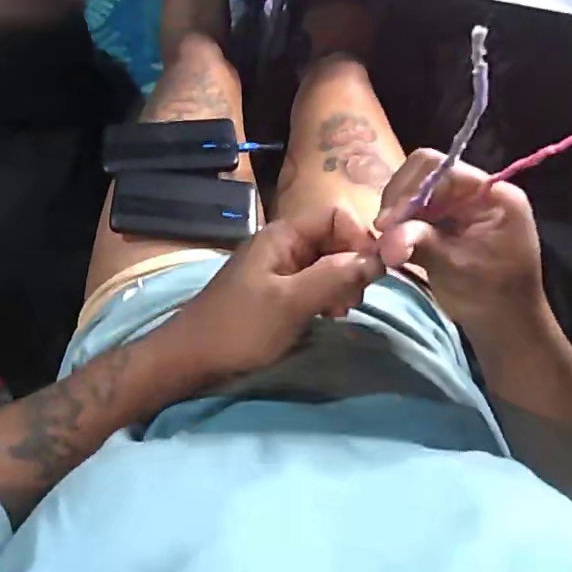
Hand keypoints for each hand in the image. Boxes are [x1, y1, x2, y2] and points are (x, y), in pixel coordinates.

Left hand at [164, 206, 384, 380]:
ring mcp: (278, 267)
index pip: (337, 215)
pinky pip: (314, 282)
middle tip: (351, 301)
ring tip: (339, 312)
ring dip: (341, 283)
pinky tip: (327, 316)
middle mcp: (282, 243)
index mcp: (283, 234)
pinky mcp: (277, 290)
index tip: (370, 273)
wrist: (191, 356)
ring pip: (327, 262)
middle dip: (352, 265)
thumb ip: (335, 276)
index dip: (359, 238)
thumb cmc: (240, 326)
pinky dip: (326, 296)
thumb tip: (379, 258)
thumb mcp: (292, 302)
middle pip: (335, 238)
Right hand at [373, 148, 544, 327]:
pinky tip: (392, 244)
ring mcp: (457, 205)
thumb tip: (384, 239)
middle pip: (422, 173)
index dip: (408, 190)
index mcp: (490, 193)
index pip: (439, 169)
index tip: (387, 223)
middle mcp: (473, 191)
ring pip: (412, 191)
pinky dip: (398, 225)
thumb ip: (421, 243)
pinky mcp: (443, 220)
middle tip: (383, 231)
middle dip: (398, 199)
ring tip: (388, 242)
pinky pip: (412, 210)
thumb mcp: (456, 267)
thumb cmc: (492, 296)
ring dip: (395, 213)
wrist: (504, 326)